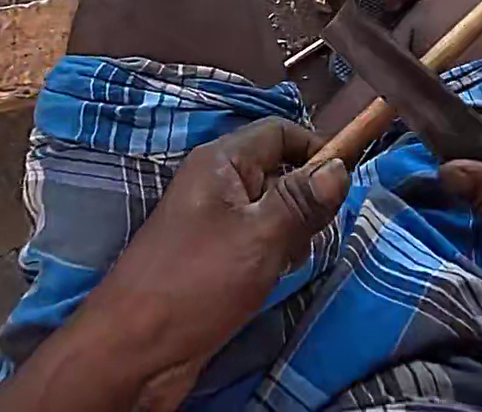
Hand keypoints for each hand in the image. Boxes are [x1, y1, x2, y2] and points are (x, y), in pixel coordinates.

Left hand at [0, 118, 349, 411]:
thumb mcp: (259, 238)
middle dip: (306, 193)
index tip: (347, 177)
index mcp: (222, 160)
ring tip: (296, 255)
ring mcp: (212, 216)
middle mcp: (217, 180)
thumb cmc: (197, 282)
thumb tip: (340, 166)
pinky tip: (278, 273)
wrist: (133, 350)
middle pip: (277, 167)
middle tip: (321, 228)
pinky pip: (256, 234)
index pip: (279, 132)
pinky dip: (274, 248)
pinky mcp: (212, 251)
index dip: (315, 147)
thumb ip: (301, 201)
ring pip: (270, 205)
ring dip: (292, 225)